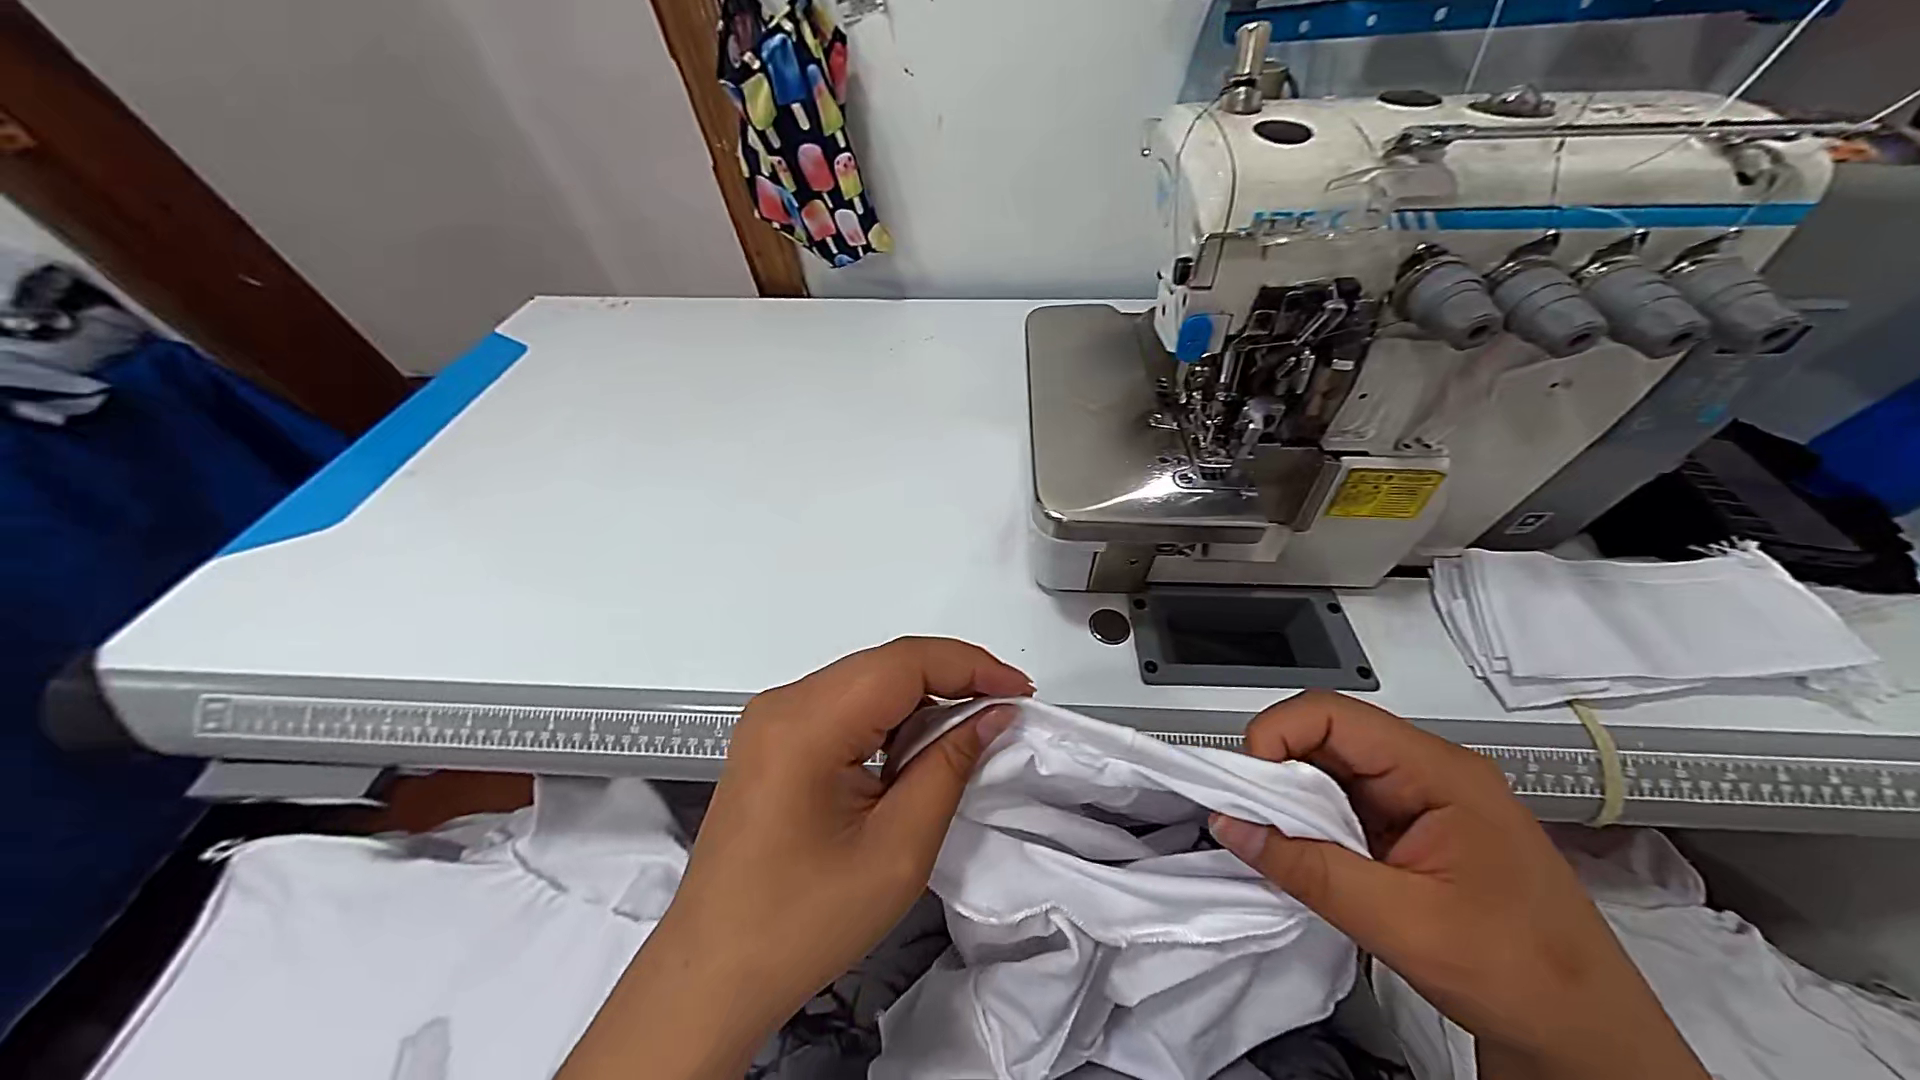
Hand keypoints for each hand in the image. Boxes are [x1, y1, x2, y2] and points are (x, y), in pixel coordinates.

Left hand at [558, 638, 1030, 1079]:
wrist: (714, 973)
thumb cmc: (800, 924)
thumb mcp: (897, 851)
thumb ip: (949, 767)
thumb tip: (991, 716)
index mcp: (805, 724)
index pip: (904, 663)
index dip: (970, 667)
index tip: (1018, 691)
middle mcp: (782, 704)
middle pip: (884, 664)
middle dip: (952, 678)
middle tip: (1002, 709)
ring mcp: (772, 719)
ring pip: (867, 680)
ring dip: (923, 698)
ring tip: (969, 731)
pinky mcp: (773, 738)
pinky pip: (845, 704)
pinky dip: (891, 716)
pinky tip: (918, 747)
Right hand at [1207, 692, 1706, 1079]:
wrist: (1586, 1041)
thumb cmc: (1523, 976)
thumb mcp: (1403, 923)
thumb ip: (1307, 870)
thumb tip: (1231, 827)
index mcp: (1439, 772)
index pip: (1331, 714)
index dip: (1275, 734)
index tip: (1244, 785)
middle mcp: (1427, 771)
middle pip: (1325, 736)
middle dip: (1276, 770)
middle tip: (1250, 817)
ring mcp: (1419, 798)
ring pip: (1328, 769)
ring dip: (1291, 800)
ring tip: (1275, 842)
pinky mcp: (1408, 826)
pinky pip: (1341, 803)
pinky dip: (1309, 823)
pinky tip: (1302, 854)